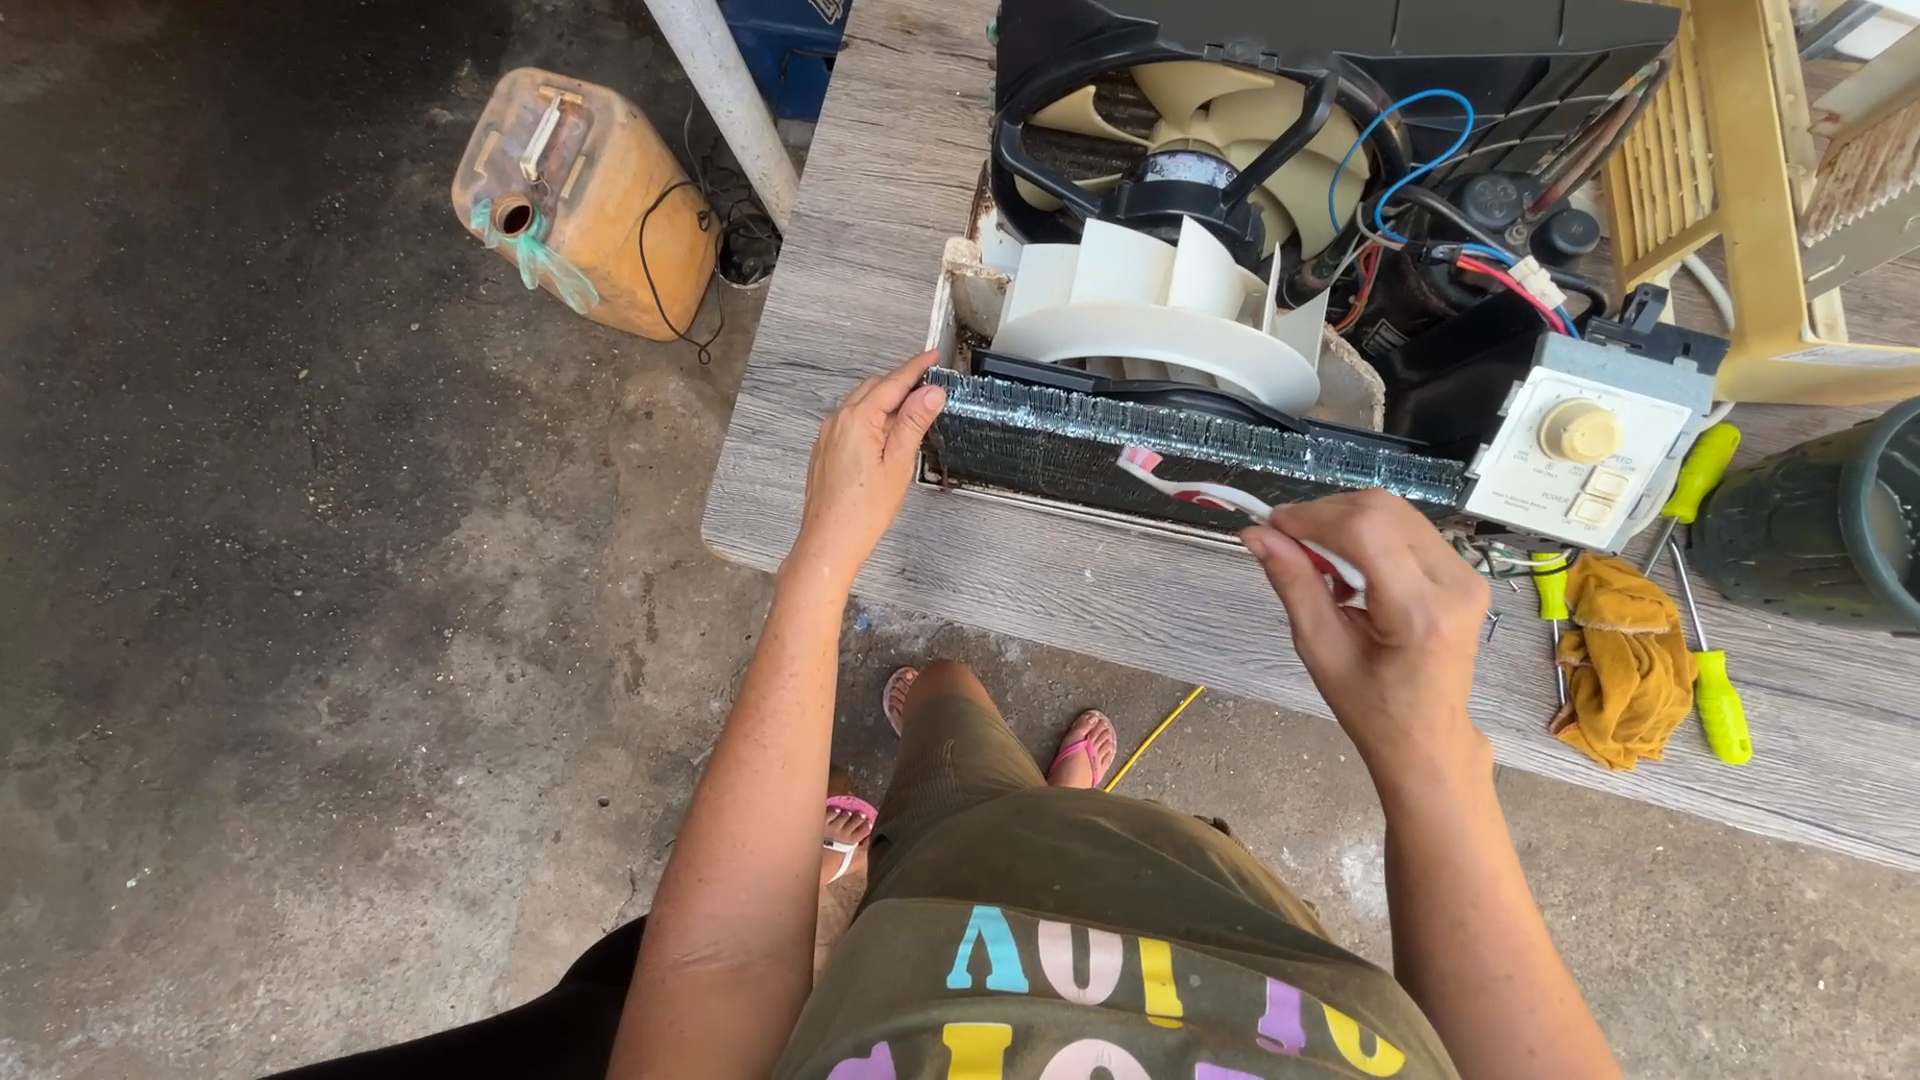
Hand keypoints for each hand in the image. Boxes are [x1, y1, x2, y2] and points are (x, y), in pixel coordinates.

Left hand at [786, 351, 946, 588]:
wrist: (829, 543)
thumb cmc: (861, 513)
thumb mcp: (898, 464)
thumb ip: (913, 423)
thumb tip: (930, 393)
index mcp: (857, 420)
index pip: (892, 383)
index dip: (915, 368)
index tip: (931, 356)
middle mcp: (837, 422)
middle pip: (875, 389)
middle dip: (902, 383)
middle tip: (929, 383)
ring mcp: (828, 437)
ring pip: (861, 405)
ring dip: (887, 401)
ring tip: (913, 410)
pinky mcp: (825, 451)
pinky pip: (851, 423)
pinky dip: (871, 419)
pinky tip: (886, 435)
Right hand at [1241, 490, 1490, 784]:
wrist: (1427, 736)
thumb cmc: (1369, 706)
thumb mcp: (1319, 648)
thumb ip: (1293, 583)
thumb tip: (1256, 534)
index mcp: (1419, 611)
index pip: (1365, 530)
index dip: (1311, 517)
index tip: (1271, 528)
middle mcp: (1454, 582)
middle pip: (1381, 509)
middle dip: (1324, 513)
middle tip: (1286, 542)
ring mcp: (1465, 573)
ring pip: (1393, 510)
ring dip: (1342, 521)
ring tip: (1316, 560)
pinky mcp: (1462, 571)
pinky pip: (1405, 527)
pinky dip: (1364, 532)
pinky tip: (1346, 568)